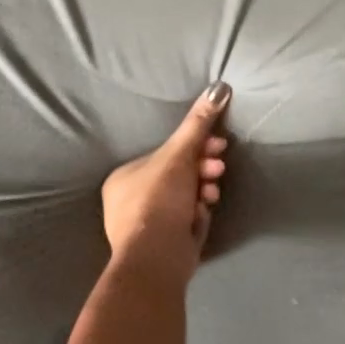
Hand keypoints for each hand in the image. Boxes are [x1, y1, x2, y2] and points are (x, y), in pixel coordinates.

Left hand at [98, 83, 231, 286]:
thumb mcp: (180, 153)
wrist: (156, 258)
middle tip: (219, 166)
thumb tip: (219, 85)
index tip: (217, 145)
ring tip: (211, 193)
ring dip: (204, 189)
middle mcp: (130, 200)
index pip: (168, 152)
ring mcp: (147, 224)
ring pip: (186, 195)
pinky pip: (187, 217)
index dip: (196, 145)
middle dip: (203, 168)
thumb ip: (199, 121)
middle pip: (179, 172)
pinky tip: (202, 214)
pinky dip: (197, 212)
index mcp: (124, 178)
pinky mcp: (164, 242)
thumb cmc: (159, 199)